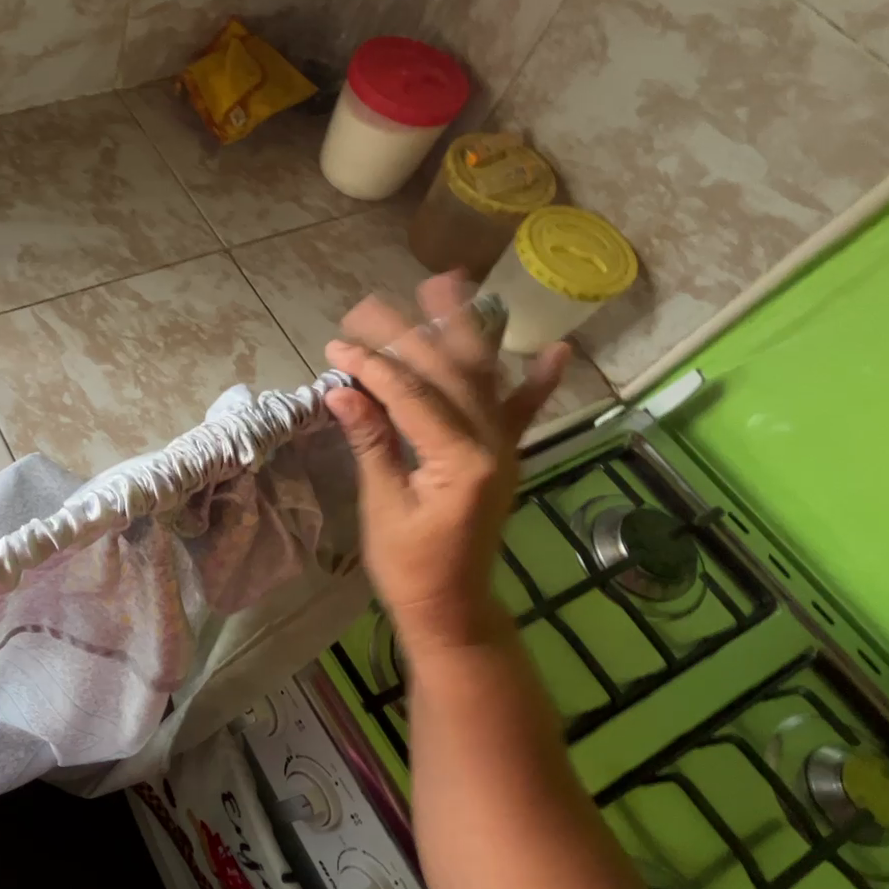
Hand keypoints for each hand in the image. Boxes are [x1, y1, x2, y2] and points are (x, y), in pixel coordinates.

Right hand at [323, 273, 570, 652]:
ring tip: (450, 283)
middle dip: (407, 334)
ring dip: (465, 329)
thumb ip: (373, 441)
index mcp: (461, 461)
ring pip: (484, 375)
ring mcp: (504, 446)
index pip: (412, 396)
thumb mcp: (383, 505)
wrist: (451, 606)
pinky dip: (538, 381)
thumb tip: (342, 390)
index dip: (372, 367)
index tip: (336, 346)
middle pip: (447, 373)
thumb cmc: (409, 565)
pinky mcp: (505, 455)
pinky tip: (553, 350)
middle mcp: (492, 443)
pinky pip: (525, 412)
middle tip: (369, 305)